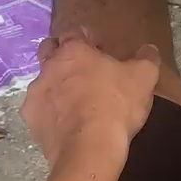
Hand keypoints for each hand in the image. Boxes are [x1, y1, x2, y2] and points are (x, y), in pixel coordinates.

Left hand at [21, 35, 160, 170]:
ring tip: (73, 99)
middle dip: (61, 53)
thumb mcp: (144, 78)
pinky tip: (64, 122)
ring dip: (55, 84)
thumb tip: (148, 49)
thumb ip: (146, 58)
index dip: (84, 36)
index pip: (72, 31)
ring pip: (42, 80)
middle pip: (48, 50)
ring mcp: (36, 94)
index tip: (96, 46)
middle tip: (81, 67)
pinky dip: (50, 111)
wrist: (90, 149)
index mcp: (73, 51)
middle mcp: (49, 67)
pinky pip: (39, 109)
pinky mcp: (31, 120)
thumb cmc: (116, 105)